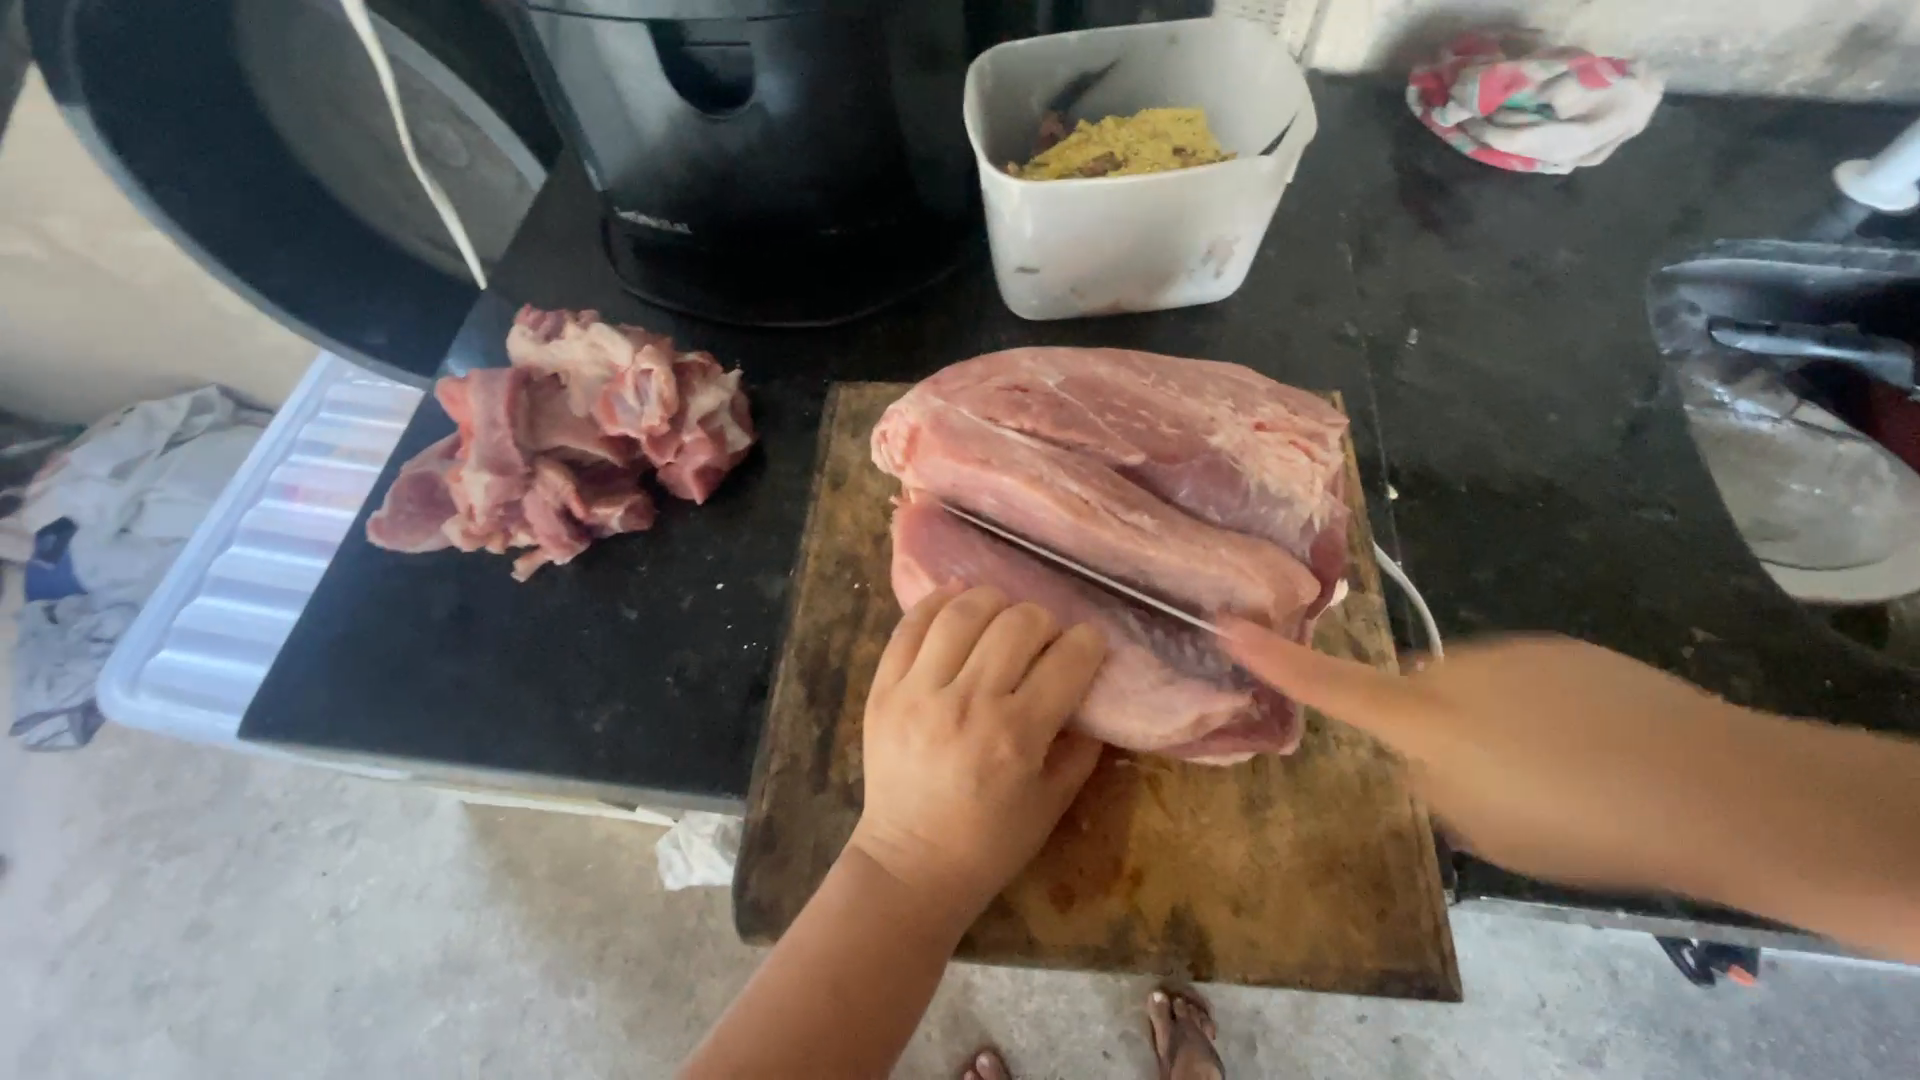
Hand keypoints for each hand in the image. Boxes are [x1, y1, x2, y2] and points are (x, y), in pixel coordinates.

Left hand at [849, 586, 1107, 926]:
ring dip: (993, 603)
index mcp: (1016, 735)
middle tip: (1043, 637)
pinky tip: (956, 600)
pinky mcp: (883, 690)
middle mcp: (967, 703)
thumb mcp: (1054, 801)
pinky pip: (909, 626)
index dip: (1088, 642)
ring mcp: (917, 692)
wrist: (911, 864)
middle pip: (1018, 623)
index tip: (1088, 644)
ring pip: (963, 612)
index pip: (1067, 660)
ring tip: (1000, 615)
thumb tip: (1091, 690)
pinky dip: (937, 603)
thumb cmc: (990, 841)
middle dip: (1044, 620)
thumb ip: (1081, 744)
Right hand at [1218, 621, 1767, 894]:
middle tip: (1492, 778)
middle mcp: (1452, 672)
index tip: (1227, 624)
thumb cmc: (1582, 824)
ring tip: (1555, 765)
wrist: (1715, 785)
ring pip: (1466, 685)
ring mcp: (1506, 652)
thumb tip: (1422, 751)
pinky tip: (1588, 741)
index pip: (1330, 688)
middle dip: (1428, 725)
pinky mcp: (1555, 646)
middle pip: (1410, 693)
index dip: (1275, 660)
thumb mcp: (1482, 829)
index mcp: (1423, 723)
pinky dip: (1533, 705)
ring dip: (1486, 717)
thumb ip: (1431, 782)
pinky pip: (1516, 675)